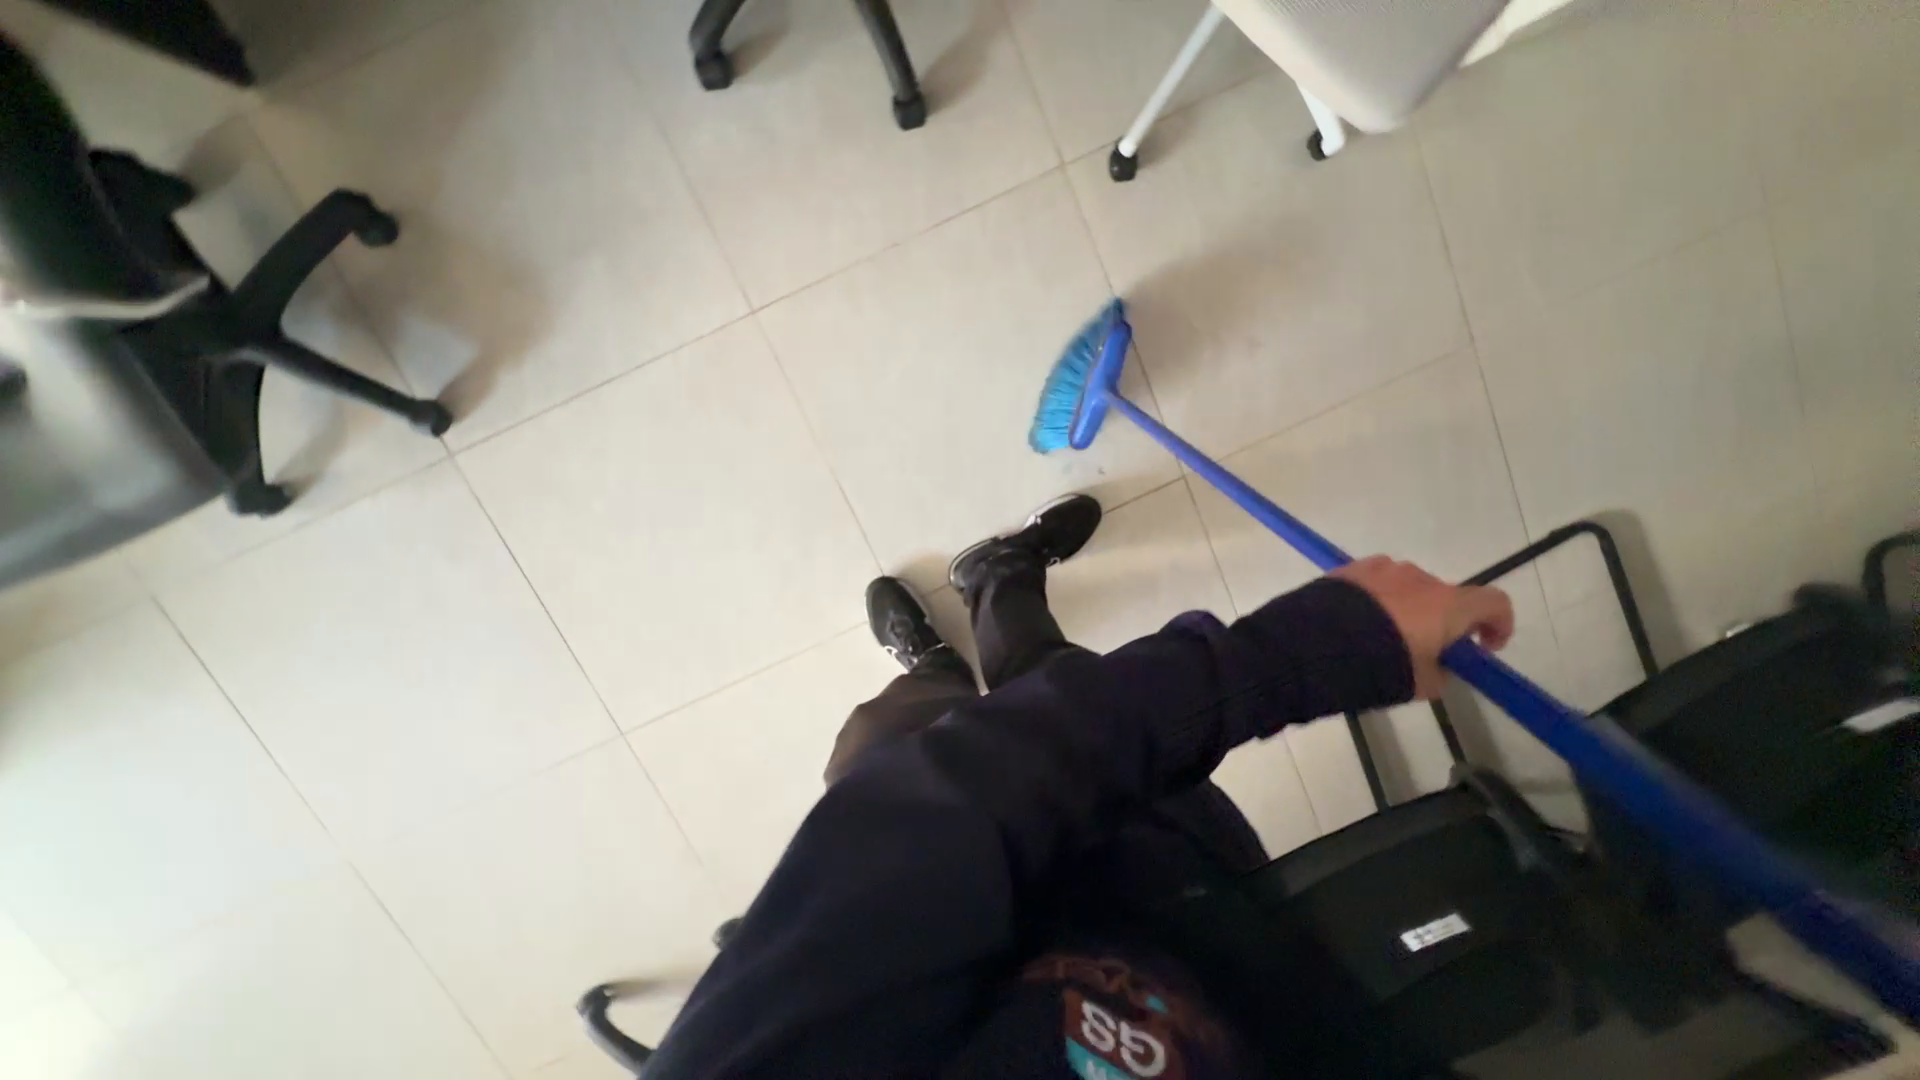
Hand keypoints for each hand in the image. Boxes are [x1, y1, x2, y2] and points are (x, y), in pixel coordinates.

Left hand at [1330, 556, 1514, 699]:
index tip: (1485, 646)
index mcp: (1447, 604)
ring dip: (1405, 606)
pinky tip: (1357, 621)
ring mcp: (1381, 569)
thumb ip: (1441, 672)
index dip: (1498, 623)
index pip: (1493, 602)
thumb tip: (1438, 665)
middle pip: (1444, 595)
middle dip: (1441, 619)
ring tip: (1382, 635)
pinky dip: (1376, 598)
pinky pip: (1374, 582)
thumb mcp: (1421, 684)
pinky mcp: (1348, 569)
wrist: (1313, 644)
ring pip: (1406, 587)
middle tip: (1424, 647)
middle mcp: (1419, 578)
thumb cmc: (1378, 666)